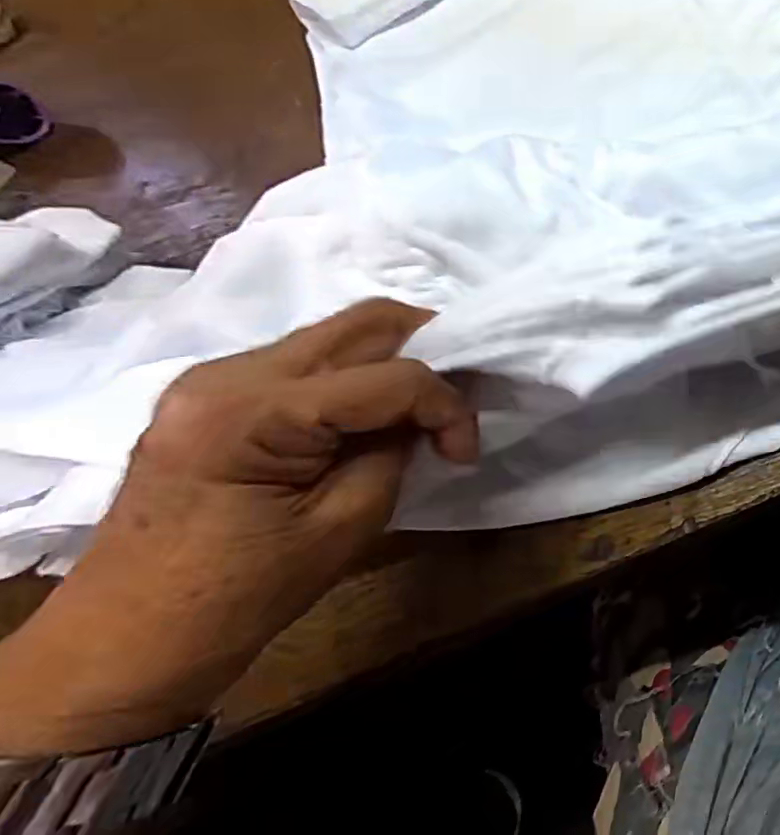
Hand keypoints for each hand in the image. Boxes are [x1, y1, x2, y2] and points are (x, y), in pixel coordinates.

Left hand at [0, 299, 477, 754]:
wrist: (129, 641)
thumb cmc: (244, 592)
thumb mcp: (353, 517)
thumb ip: (400, 445)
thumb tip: (437, 408)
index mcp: (252, 411)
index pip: (394, 375)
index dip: (449, 406)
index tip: (464, 453)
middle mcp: (227, 374)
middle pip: (369, 322)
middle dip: (436, 353)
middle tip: (462, 401)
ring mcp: (215, 378)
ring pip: (345, 332)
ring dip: (399, 363)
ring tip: (422, 413)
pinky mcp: (217, 392)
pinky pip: (316, 357)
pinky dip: (365, 375)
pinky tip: (377, 416)